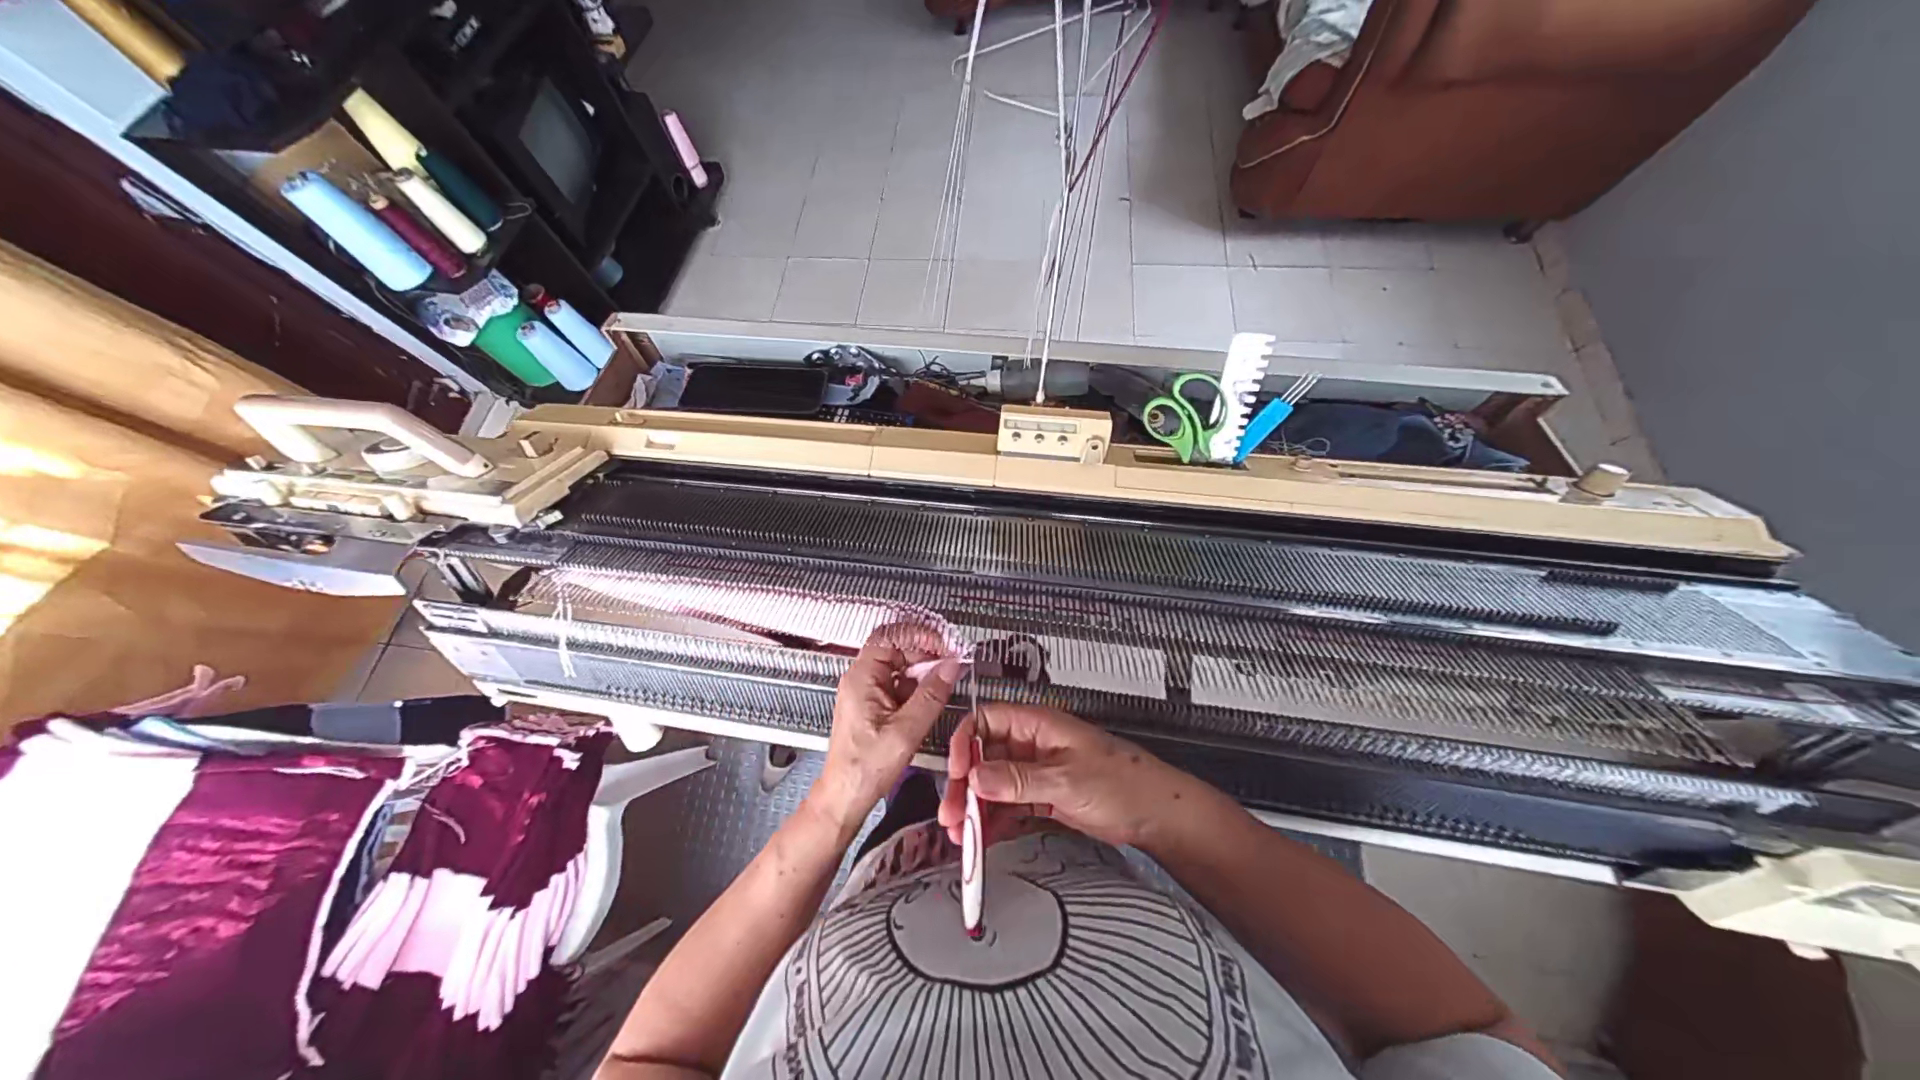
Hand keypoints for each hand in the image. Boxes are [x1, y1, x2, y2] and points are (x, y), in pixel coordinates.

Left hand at [807, 626, 959, 832]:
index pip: (890, 636)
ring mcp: (865, 694)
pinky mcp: (871, 707)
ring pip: (897, 668)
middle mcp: (859, 681)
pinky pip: (896, 686)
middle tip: (950, 662)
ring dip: (922, 672)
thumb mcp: (907, 729)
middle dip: (925, 654)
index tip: (942, 644)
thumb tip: (950, 667)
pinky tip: (930, 700)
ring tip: (944, 683)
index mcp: (861, 678)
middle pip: (895, 649)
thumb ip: (931, 694)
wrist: (845, 796)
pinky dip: (915, 689)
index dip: (919, 635)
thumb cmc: (863, 769)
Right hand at [936, 704, 1200, 848]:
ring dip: (975, 808)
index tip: (955, 771)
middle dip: (964, 784)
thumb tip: (976, 777)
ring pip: (993, 785)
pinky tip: (984, 837)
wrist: (1157, 814)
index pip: (986, 720)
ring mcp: (1037, 771)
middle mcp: (1033, 745)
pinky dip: (994, 820)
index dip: (965, 743)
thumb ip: (1018, 779)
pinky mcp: (1043, 796)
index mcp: (1038, 725)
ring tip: (963, 834)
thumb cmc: (1125, 782)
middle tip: (952, 813)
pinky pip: (1009, 805)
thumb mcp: (1066, 779)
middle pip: (984, 757)